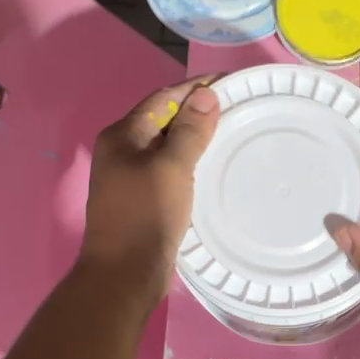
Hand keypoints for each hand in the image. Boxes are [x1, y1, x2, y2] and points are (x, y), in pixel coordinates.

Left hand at [79, 77, 221, 296]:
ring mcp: (131, 179)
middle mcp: (122, 153)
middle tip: (238, 110)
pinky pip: (170, 173)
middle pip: (164, 121)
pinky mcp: (143, 203)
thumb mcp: (171, 168)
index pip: (162, 98)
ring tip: (231, 137)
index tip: (230, 83)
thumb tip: (206, 94)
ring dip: (195, 141)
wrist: (124, 275)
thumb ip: (189, 131)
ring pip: (168, 149)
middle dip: (197, 113)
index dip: (195, 88)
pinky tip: (211, 172)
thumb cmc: (145, 217)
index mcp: (122, 136)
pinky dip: (191, 167)